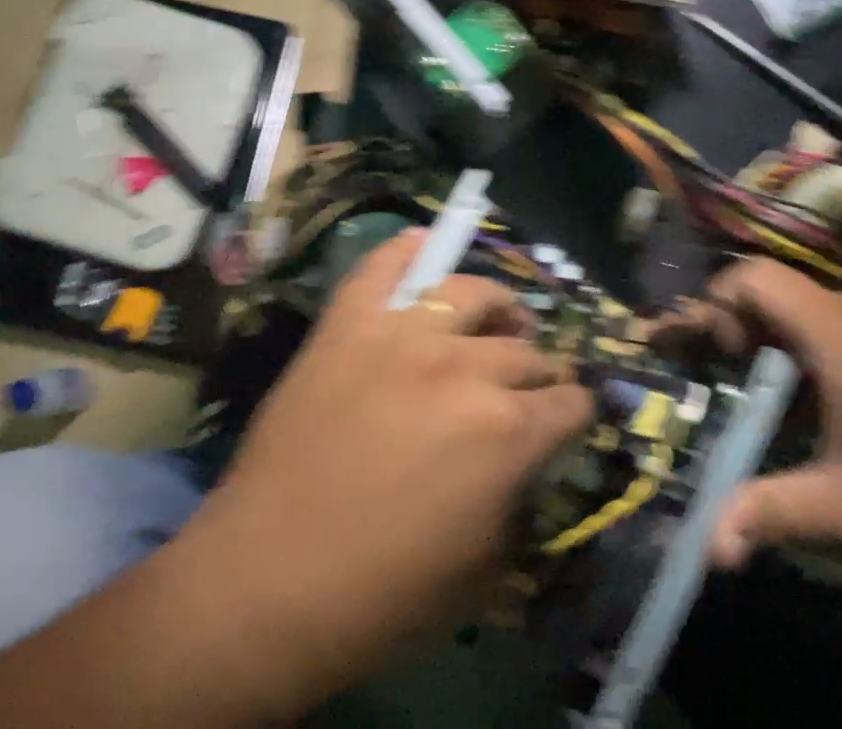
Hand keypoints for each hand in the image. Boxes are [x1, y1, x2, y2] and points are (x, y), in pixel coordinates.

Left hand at [174, 231, 593, 704]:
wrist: (267, 579)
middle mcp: (464, 368)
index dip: (574, 417)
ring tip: (494, 324)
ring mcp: (400, 336)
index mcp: (508, 433)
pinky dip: (406, 251)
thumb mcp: (484, 564)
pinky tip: (423, 247)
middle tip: (525, 390)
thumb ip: (516, 496)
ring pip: (471, 295)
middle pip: (526, 352)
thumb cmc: (382, 594)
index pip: (571, 404)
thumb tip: (522, 463)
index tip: (565, 424)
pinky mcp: (346, 326)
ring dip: (497, 310)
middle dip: (539, 374)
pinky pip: (382, 267)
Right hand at [699, 258, 841, 580]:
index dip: (715, 303)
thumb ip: (764, 514)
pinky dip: (809, 352)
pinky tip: (819, 409)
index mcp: (841, 336)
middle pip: (775, 293)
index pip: (755, 277)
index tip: (711, 355)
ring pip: (808, 310)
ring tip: (761, 400)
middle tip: (720, 380)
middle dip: (734, 328)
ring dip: (771, 343)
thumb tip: (709, 548)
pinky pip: (841, 327)